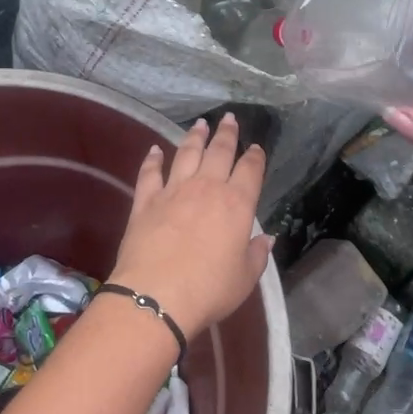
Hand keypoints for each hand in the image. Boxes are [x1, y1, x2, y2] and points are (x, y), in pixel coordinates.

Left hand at [108, 114, 274, 338]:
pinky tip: (154, 150)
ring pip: (186, 154)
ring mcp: (173, 191)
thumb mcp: (245, 278)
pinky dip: (152, 160)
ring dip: (194, 137)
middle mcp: (206, 188)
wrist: (156, 295)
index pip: (250, 171)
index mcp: (237, 204)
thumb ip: (257, 254)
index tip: (255, 147)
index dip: (255, 157)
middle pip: (219, 152)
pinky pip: (150, 173)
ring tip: (200, 124)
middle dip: (226, 134)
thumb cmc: (209, 290)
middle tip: (228, 118)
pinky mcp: (145, 201)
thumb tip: (267, 238)